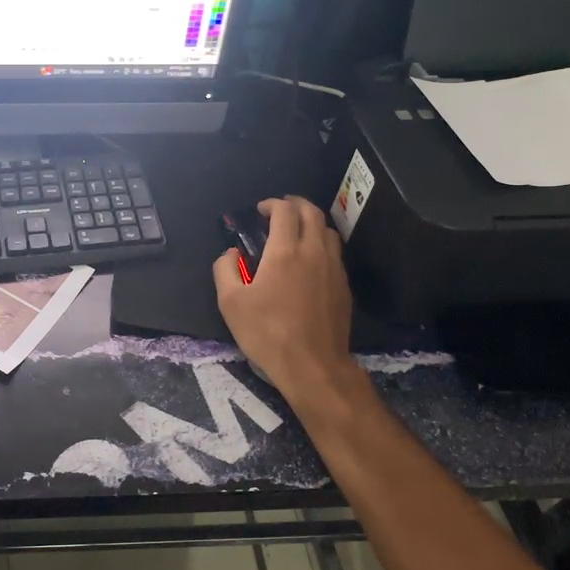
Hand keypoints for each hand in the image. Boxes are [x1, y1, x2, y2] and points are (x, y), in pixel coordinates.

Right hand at [213, 197, 359, 411]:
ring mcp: (333, 269)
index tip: (261, 210)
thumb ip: (225, 269)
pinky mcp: (343, 287)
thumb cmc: (267, 333)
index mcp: (285, 251)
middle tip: (280, 210)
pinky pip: (335, 254)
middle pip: (312, 213)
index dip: (272, 204)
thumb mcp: (230, 303)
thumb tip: (231, 253)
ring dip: (312, 223)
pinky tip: (310, 261)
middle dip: (295, 204)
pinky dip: (322, 245)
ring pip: (329, 231)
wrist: (312, 365)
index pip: (284, 211)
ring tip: (297, 232)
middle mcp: (314, 252)